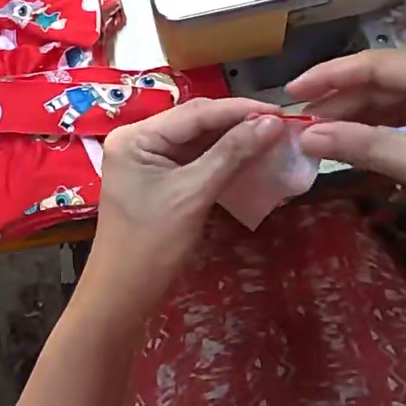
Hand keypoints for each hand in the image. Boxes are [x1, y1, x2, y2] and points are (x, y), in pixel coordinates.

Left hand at [79, 98, 283, 327]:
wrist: (123, 295)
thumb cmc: (152, 244)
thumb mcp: (194, 194)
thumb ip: (232, 154)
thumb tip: (273, 123)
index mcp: (136, 136)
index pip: (195, 112)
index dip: (239, 110)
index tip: (280, 111)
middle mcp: (138, 140)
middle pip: (196, 122)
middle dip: (238, 123)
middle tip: (281, 125)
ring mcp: (148, 160)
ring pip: (198, 140)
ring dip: (234, 140)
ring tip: (272, 137)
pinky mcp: (160, 179)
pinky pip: (195, 160)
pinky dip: (223, 159)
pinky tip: (250, 157)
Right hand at [288, 51, 405, 306]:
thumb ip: (366, 147)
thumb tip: (306, 136)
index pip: (377, 64)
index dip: (329, 76)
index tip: (289, 94)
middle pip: (385, 81)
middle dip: (341, 103)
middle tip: (298, 127)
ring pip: (396, 102)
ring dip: (360, 120)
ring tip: (319, 138)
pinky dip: (384, 133)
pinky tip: (358, 147)